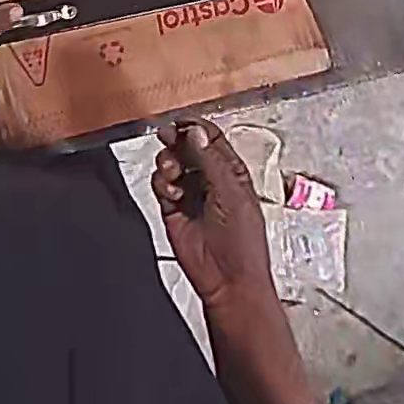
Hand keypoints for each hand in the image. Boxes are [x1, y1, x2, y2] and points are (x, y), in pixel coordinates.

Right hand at [153, 119, 274, 312]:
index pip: (210, 137)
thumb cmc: (243, 242)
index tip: (180, 122)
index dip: (195, 126)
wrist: (228, 280)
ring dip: (168, 162)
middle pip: (186, 146)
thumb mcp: (230, 193)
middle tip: (167, 137)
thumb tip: (196, 132)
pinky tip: (172, 194)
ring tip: (173, 173)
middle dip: (176, 139)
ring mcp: (190, 192)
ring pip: (171, 162)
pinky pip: (160, 184)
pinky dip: (162, 183)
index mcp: (230, 170)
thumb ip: (210, 160)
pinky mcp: (173, 207)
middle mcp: (209, 178)